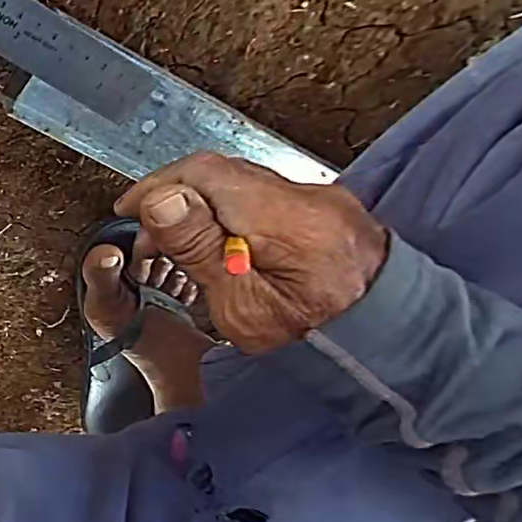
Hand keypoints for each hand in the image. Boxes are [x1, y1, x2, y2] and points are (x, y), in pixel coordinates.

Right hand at [115, 153, 387, 352]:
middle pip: (219, 172)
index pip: (205, 173)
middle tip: (150, 234)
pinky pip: (260, 194)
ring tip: (180, 243)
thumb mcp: (241, 307)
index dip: (158, 186)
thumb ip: (200, 249)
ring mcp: (320, 199)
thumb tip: (162, 200)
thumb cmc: (314, 340)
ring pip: (237, 181)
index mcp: (288, 220)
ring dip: (198, 203)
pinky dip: (226, 209)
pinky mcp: (324, 208)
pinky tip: (217, 240)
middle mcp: (309, 197)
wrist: (390, 348)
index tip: (131, 209)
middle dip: (173, 196)